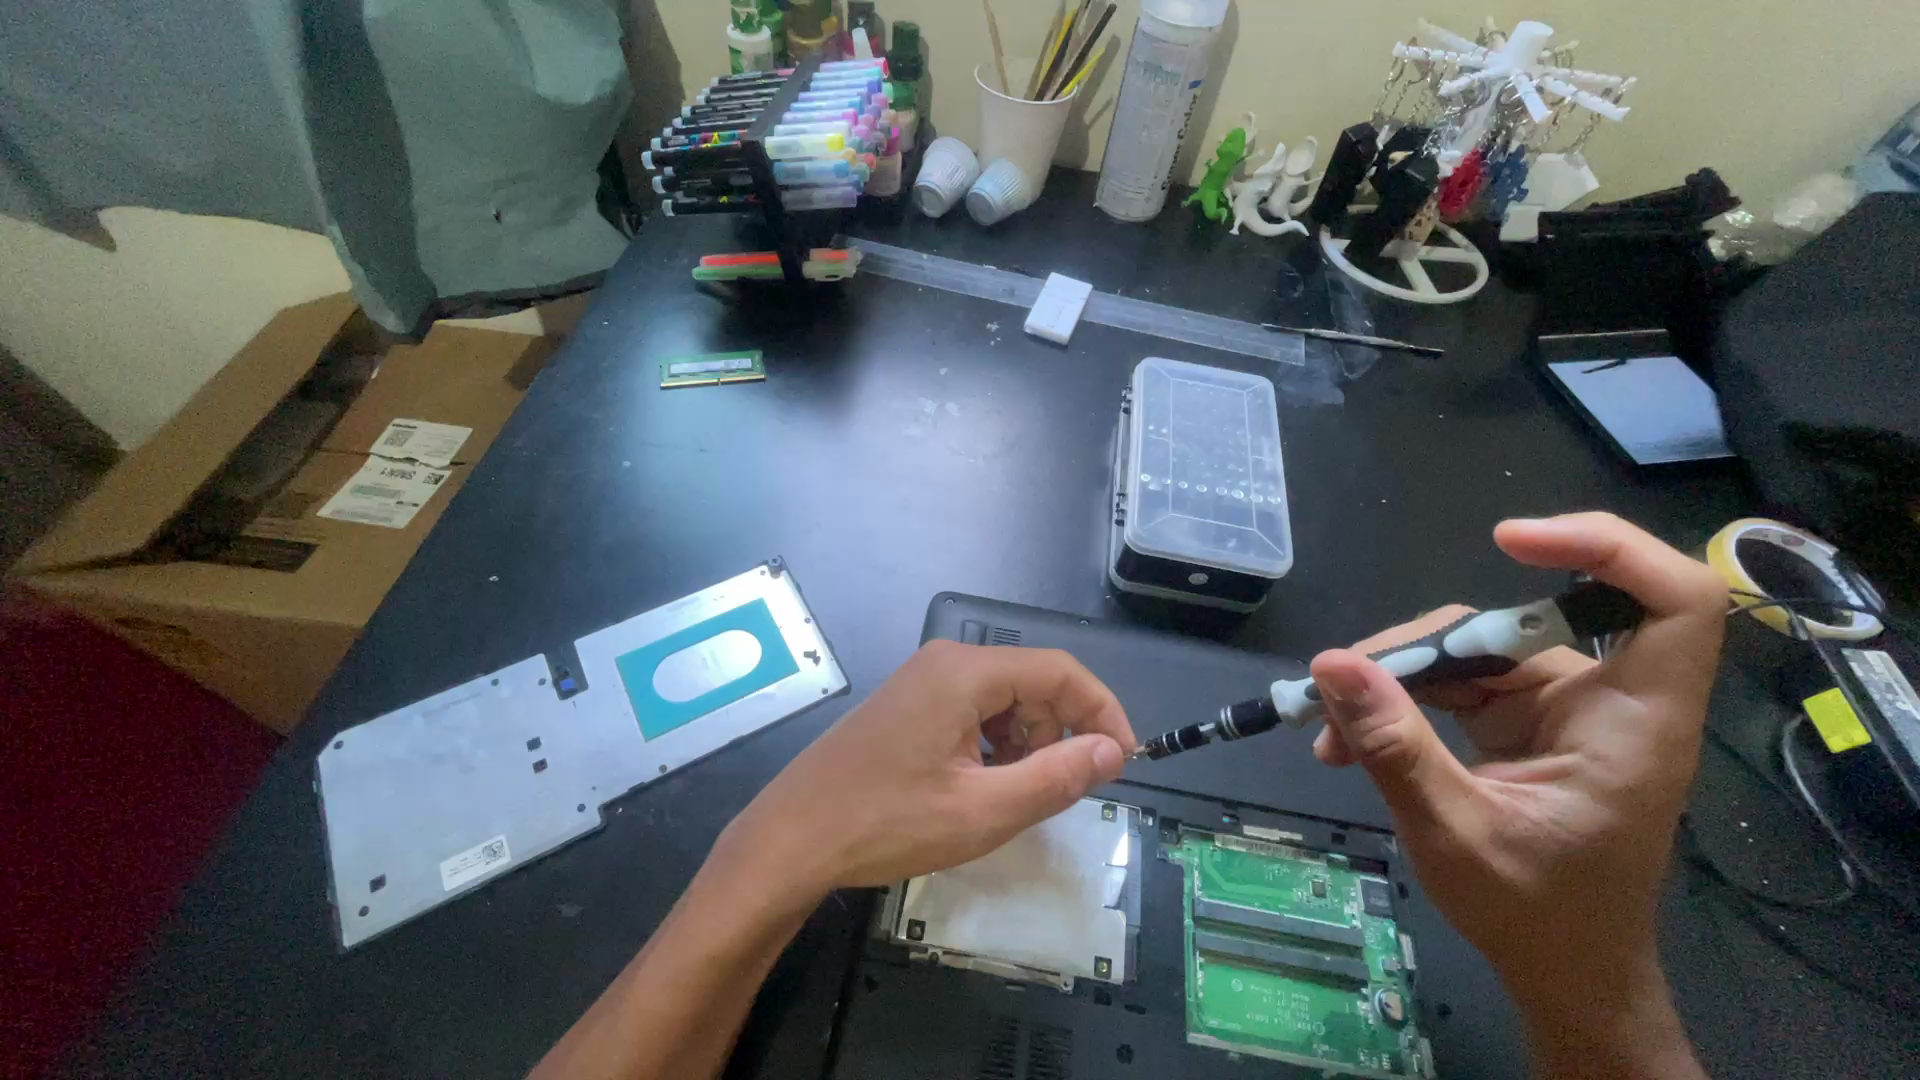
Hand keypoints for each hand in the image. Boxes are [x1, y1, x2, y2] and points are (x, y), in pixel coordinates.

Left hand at [718, 641, 1135, 894]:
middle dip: (1057, 735)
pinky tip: (975, 787)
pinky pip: (974, 712)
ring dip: (1024, 746)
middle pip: (1032, 684)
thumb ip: (1057, 778)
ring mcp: (924, 680)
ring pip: (1005, 701)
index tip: (1124, 761)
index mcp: (965, 671)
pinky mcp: (911, 703)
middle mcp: (946, 661)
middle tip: (1053, 792)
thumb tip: (1113, 751)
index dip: (1101, 712)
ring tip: (1005, 797)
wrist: (794, 836)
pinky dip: (993, 747)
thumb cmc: (887, 822)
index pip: (1060, 671)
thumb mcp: (983, 810)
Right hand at [1308, 513, 1722, 1076]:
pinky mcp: (1518, 724)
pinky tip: (1347, 742)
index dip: (1604, 549)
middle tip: (1339, 690)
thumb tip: (1330, 665)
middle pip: (1510, 627)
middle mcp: (1599, 701)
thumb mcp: (1452, 829)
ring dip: (1390, 683)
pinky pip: (1450, 688)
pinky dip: (1396, 707)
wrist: (1562, 974)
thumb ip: (1394, 745)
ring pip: (1465, 655)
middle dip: (1415, 650)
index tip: (1509, 541)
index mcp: (1629, 723)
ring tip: (1330, 732)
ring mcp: (1555, 710)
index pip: (1668, 603)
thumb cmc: (1535, 914)